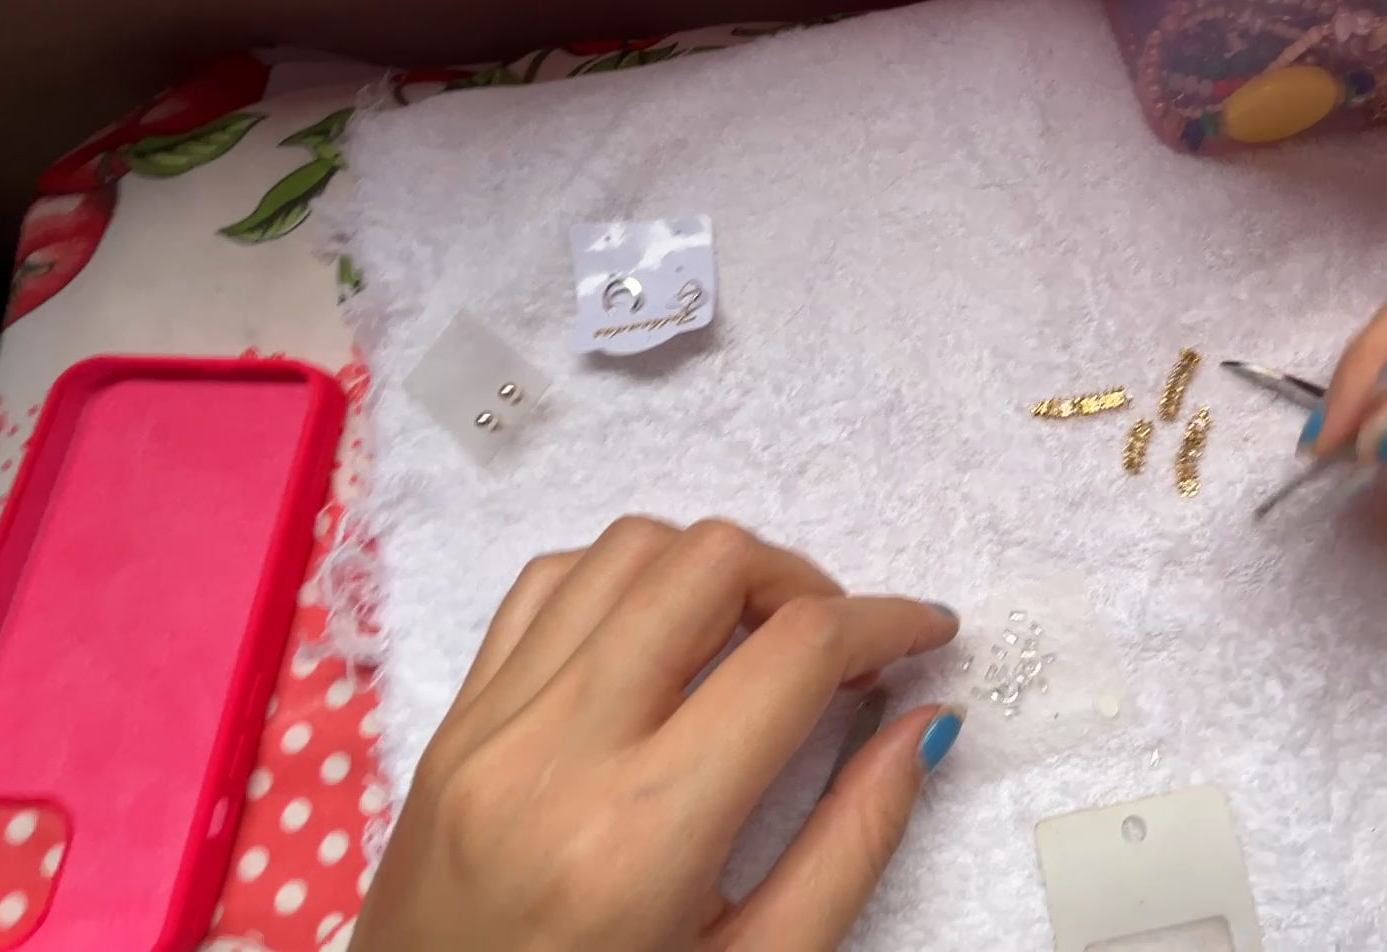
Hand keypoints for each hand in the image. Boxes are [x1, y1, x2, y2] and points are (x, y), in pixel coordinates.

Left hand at [351, 518, 964, 950]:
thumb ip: (855, 840)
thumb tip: (926, 722)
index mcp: (643, 833)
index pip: (795, 653)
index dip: (886, 622)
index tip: (928, 629)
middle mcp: (556, 747)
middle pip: (712, 561)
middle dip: (803, 581)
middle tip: (835, 646)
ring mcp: (492, 718)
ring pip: (635, 546)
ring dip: (722, 569)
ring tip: (755, 634)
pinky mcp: (457, 711)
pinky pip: (556, 577)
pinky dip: (634, 577)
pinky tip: (665, 635)